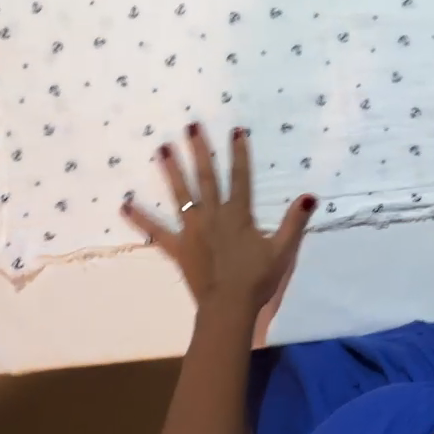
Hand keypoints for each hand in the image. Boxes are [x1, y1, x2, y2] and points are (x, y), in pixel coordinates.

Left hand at [122, 124, 315, 313]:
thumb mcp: (283, 251)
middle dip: (200, 150)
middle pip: (206, 177)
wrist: (229, 307)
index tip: (236, 130)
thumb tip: (309, 196)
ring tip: (162, 148)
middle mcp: (213, 216)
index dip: (239, 153)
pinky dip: (140, 219)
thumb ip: (294, 222)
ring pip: (181, 195)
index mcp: (238, 215)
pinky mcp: (178, 248)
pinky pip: (156, 232)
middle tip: (191, 126)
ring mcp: (192, 231)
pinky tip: (124, 205)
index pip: (240, 177)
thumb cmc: (257, 279)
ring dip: (172, 171)